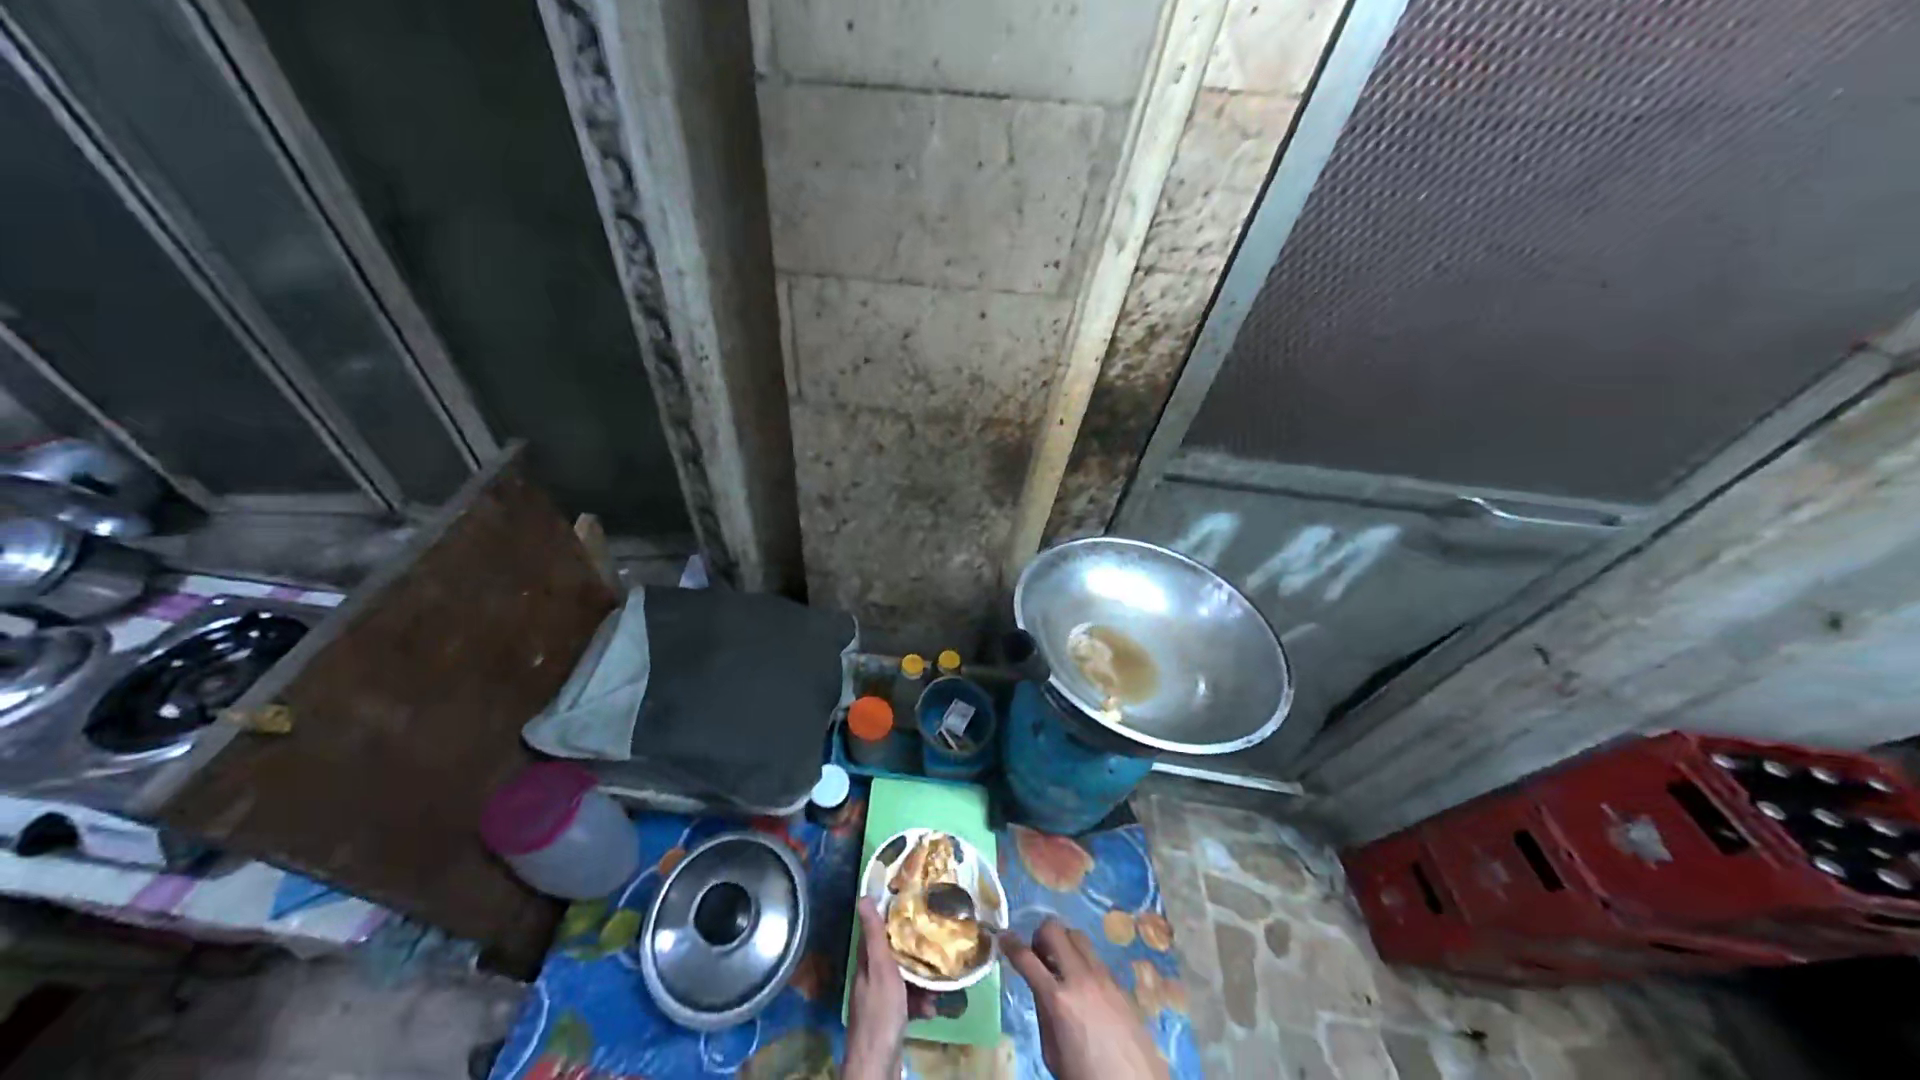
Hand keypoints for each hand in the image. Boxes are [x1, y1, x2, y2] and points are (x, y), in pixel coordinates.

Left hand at [844, 898, 930, 1079]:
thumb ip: (875, 936)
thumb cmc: (880, 1012)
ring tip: (939, 982)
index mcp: (866, 962)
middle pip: (894, 955)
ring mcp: (881, 999)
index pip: (877, 931)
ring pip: (904, 979)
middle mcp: (871, 977)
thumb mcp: (880, 969)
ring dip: (922, 980)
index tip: (913, 903)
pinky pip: (909, 1001)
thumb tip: (863, 897)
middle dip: (915, 950)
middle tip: (936, 942)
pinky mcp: (891, 1018)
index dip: (892, 916)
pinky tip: (932, 1008)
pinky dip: (921, 1002)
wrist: (878, 1064)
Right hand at [1002, 917, 1168, 1079]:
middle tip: (1037, 954)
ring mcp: (1103, 976)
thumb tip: (1041, 987)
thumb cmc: (1085, 1076)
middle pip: (1054, 930)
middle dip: (1039, 935)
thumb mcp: (1052, 1052)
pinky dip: (1081, 960)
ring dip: (1062, 942)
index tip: (1002, 937)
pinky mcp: (1119, 982)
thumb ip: (1044, 1012)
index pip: (1027, 958)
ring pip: (1077, 935)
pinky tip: (1082, 984)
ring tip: (1059, 965)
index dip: (1010, 944)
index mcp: (1058, 999)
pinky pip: (1095, 956)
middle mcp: (1081, 978)